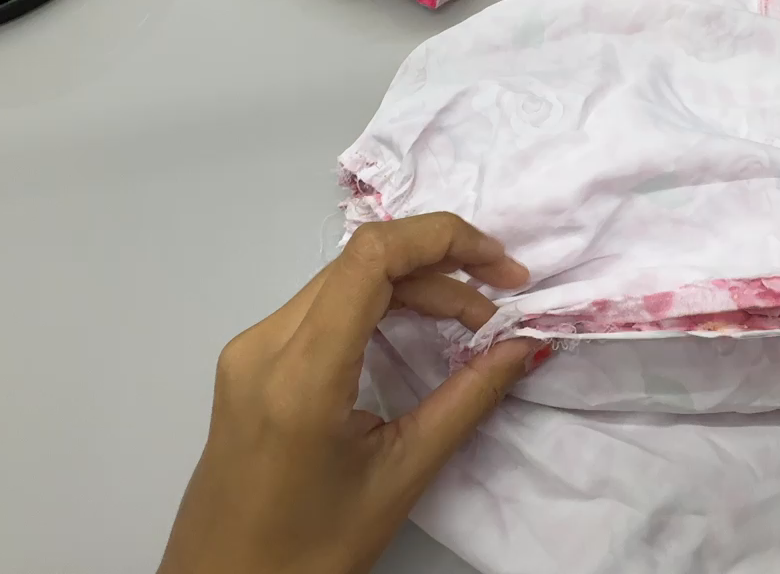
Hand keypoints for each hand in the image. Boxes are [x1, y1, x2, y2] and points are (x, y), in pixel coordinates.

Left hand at [157, 213, 539, 573]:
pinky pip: (329, 303)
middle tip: (502, 299)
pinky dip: (385, 303)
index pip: (372, 257)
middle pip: (367, 263)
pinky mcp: (253, 356)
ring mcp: (253, 345)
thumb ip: (470, 398)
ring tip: (473, 322)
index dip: (443, 238)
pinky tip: (421, 329)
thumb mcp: (402, 475)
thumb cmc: (310, 555)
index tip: (500, 264)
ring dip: (418, 285)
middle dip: (444, 267)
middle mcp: (266, 342)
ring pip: (350, 278)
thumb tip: (526, 344)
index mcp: (301, 375)